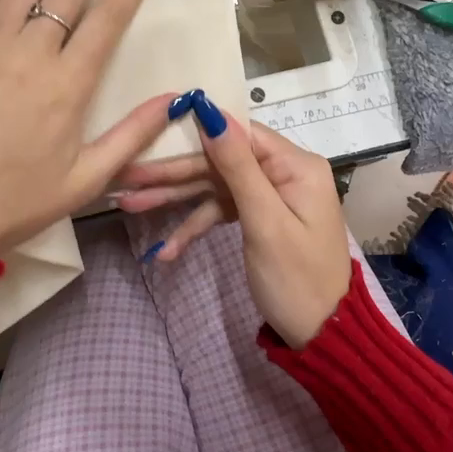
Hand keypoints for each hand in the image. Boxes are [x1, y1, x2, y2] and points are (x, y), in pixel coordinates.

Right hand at [116, 97, 351, 347]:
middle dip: (175, 172)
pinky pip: (223, 211)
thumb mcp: (265, 222)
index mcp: (296, 164)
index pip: (239, 134)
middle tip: (128, 177)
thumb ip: (237, 167)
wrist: (324, 338)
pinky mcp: (261, 217)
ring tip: (129, 204)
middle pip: (221, 161)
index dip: (197, 133)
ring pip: (216, 187)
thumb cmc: (297, 280)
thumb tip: (212, 112)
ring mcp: (271, 196)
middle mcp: (284, 172)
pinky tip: (166, 249)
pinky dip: (196, 226)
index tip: (153, 133)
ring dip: (176, 199)